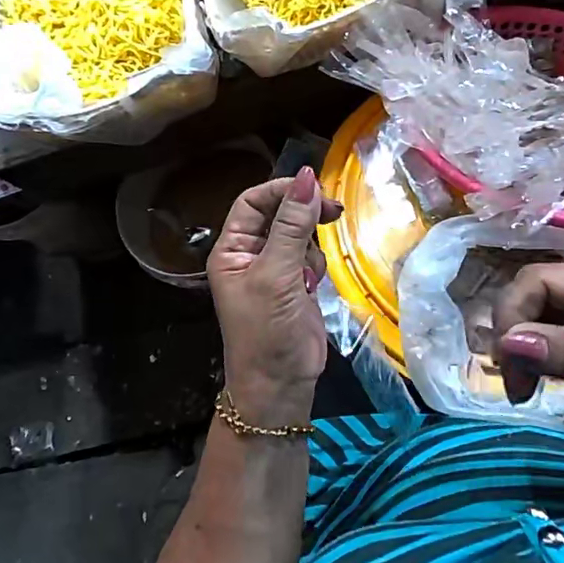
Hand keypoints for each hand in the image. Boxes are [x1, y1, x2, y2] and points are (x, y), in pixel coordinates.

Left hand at [207, 168, 342, 425]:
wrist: (281, 384)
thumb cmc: (268, 331)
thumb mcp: (277, 274)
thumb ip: (292, 226)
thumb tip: (307, 178)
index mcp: (231, 249)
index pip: (253, 202)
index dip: (282, 190)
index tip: (314, 187)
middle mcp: (250, 254)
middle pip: (278, 213)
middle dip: (302, 213)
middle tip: (332, 211)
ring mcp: (274, 269)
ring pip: (298, 233)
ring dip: (310, 244)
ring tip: (308, 274)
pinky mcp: (296, 283)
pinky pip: (309, 255)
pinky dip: (316, 263)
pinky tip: (313, 284)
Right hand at [492, 262, 563, 447]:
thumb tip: (506, 344)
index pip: (537, 280)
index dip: (512, 315)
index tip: (506, 365)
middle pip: (534, 295)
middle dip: (514, 335)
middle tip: (514, 386)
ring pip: (540, 316)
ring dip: (524, 348)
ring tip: (524, 388)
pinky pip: (556, 334)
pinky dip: (541, 356)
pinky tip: (542, 380)